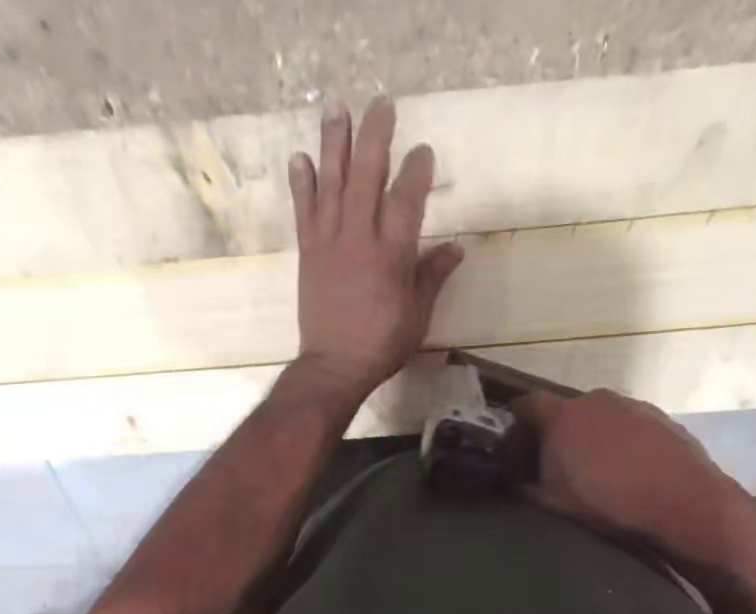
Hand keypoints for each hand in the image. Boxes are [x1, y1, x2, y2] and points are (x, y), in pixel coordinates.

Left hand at [288, 97, 463, 398]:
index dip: (416, 171)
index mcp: (392, 254)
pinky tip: (300, 158)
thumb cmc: (382, 344)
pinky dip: (302, 184)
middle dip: (375, 137)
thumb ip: (433, 276)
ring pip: (332, 184)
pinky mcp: (308, 253)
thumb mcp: (418, 314)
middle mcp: (359, 239)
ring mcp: (329, 243)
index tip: (423, 150)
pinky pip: (304, 212)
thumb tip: (455, 247)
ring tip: (336, 109)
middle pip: (367, 176)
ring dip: (333, 144)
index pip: (406, 199)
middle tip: (381, 104)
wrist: (334, 366)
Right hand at [514, 390, 755, 573]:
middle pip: (565, 410)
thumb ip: (527, 486)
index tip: (515, 443)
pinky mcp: (662, 419)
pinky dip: (623, 442)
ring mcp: (633, 406)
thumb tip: (517, 480)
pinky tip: (630, 471)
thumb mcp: (552, 504)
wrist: (684, 504)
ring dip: (592, 436)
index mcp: (562, 416)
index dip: (517, 422)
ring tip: (597, 469)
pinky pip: (630, 427)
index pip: (526, 403)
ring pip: (601, 417)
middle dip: (557, 432)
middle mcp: (596, 400)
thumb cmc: (607, 503)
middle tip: (556, 462)